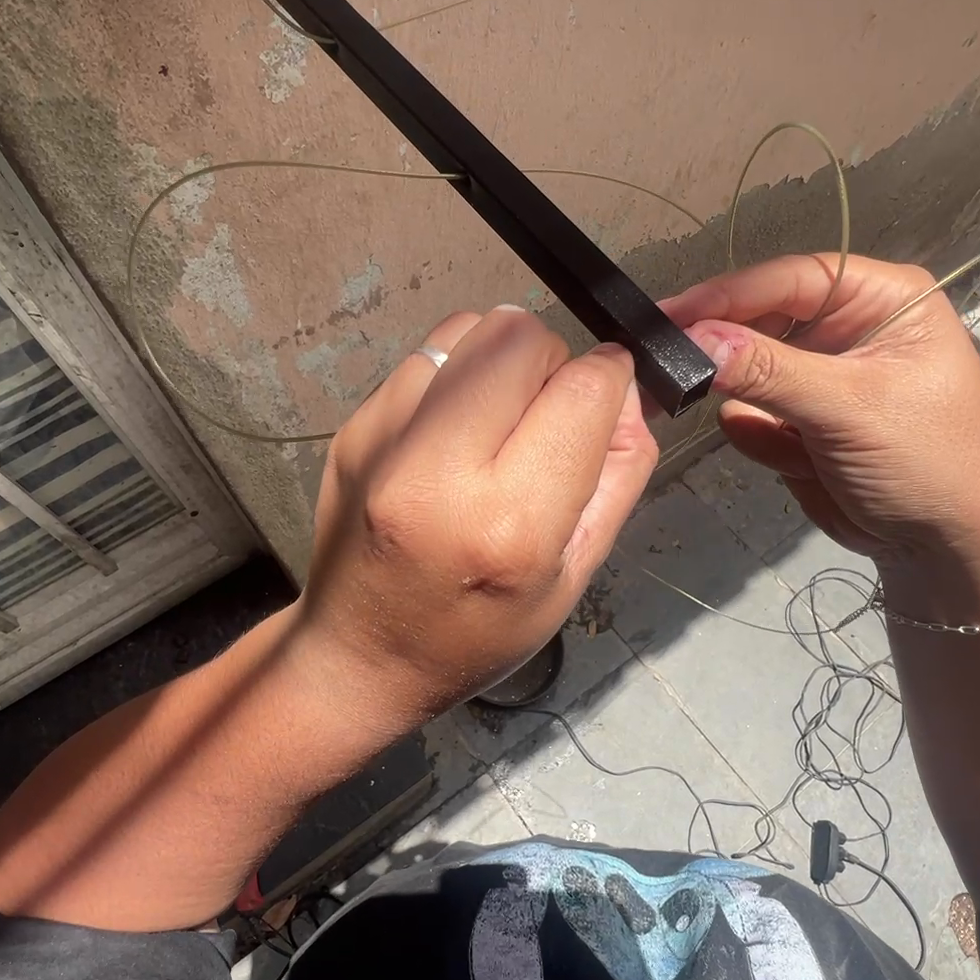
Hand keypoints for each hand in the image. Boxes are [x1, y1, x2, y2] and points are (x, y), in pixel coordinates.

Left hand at [294, 307, 657, 721]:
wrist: (360, 653)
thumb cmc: (480, 631)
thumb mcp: (574, 576)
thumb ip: (619, 471)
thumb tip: (626, 385)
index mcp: (509, 525)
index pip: (585, 389)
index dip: (611, 382)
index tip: (604, 405)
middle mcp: (437, 468)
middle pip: (522, 334)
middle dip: (553, 363)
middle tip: (543, 417)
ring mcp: (383, 437)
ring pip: (472, 326)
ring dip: (502, 360)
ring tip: (495, 422)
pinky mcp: (353, 423)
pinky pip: (427, 353)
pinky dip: (456, 374)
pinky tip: (450, 430)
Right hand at [659, 255, 979, 616]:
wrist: (944, 551)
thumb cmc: (925, 462)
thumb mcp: (850, 408)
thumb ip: (768, 371)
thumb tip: (692, 338)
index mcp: (879, 300)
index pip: (789, 278)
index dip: (727, 294)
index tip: (668, 315)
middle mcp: (844, 328)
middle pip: (760, 320)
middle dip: (729, 352)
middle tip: (672, 367)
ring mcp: (816, 377)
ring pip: (746, 372)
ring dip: (752, 406)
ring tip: (781, 439)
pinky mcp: (795, 420)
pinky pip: (748, 416)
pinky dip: (761, 439)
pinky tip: (797, 462)